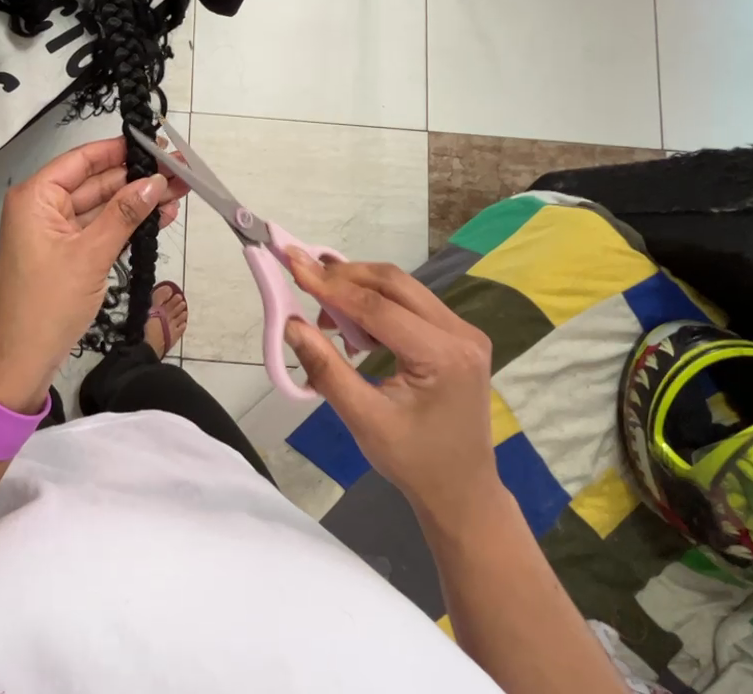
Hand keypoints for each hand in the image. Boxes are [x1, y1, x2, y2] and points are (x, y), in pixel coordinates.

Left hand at [0, 138, 187, 410]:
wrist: (23, 357)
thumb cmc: (48, 303)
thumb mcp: (90, 254)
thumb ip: (123, 214)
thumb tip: (154, 181)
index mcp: (35, 197)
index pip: (82, 159)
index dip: (120, 150)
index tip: (158, 144)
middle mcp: (41, 207)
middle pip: (94, 181)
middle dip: (136, 177)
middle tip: (181, 173)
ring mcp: (52, 231)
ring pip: (99, 206)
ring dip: (135, 202)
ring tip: (180, 194)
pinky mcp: (64, 253)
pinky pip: (96, 229)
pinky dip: (124, 225)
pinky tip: (158, 218)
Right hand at [282, 254, 500, 521]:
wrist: (460, 489)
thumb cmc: (413, 459)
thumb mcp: (363, 418)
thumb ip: (326, 368)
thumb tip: (291, 324)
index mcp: (444, 356)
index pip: (377, 306)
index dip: (329, 285)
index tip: (291, 263)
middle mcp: (461, 334)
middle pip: (392, 283)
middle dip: (342, 276)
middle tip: (300, 275)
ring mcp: (462, 332)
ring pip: (399, 287)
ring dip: (355, 288)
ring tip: (322, 312)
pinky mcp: (454, 336)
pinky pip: (406, 302)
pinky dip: (371, 302)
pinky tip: (349, 325)